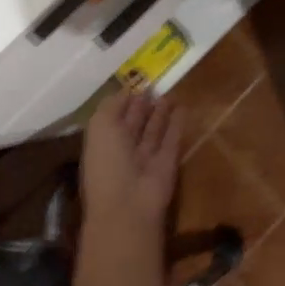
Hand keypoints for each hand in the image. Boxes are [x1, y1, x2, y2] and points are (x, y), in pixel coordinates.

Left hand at [81, 88, 181, 241]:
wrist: (129, 203)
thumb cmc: (108, 162)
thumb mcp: (101, 127)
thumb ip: (112, 106)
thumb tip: (127, 89)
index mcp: (103, 143)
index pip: (114, 118)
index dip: (123, 101)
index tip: (136, 82)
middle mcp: (124, 150)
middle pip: (135, 123)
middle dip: (142, 106)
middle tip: (154, 85)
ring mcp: (147, 157)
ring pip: (154, 130)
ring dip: (161, 113)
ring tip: (169, 93)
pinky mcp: (168, 161)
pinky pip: (173, 138)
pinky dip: (178, 123)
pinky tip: (183, 108)